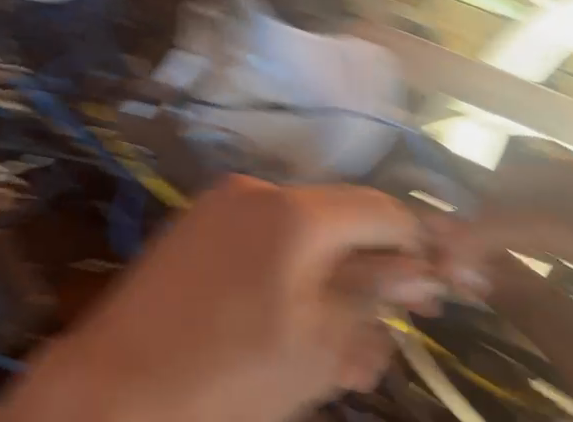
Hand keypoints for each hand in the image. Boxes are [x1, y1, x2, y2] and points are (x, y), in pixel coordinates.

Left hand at [0, 176, 443, 421]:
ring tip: (341, 366)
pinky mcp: (195, 229)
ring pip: (301, 242)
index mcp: (291, 210)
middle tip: (381, 349)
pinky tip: (297, 342)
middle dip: (371, 283)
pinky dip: (289, 285)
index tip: (454, 289)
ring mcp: (218, 207)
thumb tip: (423, 268)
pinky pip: (261, 245)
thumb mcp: (317, 343)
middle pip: (339, 223)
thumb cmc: (228, 372)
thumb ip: (372, 294)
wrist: (118, 380)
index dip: (422, 245)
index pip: (381, 208)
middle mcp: (254, 192)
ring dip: (331, 296)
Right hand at [449, 142, 572, 421]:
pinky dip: (568, 217)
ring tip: (491, 232)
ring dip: (535, 200)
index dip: (488, 226)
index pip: (557, 220)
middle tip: (461, 225)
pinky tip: (542, 248)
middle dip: (508, 194)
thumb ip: (531, 308)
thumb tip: (454, 259)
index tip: (438, 241)